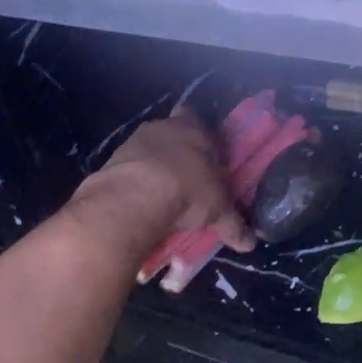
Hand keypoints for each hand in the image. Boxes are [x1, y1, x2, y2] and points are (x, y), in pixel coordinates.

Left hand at [73, 109, 255, 253]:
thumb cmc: (187, 190)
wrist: (132, 198)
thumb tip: (250, 244)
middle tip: (188, 180)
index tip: (206, 156)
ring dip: (153, 169)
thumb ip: (234, 224)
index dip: (201, 135)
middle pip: (171, 134)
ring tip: (163, 198)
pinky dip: (134, 184)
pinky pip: (128, 169)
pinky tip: (141, 205)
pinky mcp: (111, 161)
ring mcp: (133, 141)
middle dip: (177, 154)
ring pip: (147, 151)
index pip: (197, 118)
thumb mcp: (218, 210)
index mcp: (193, 126)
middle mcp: (162, 126)